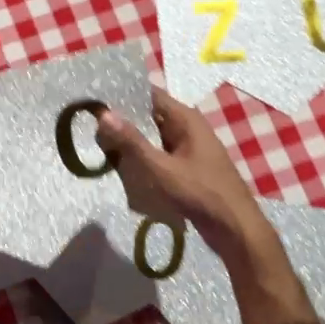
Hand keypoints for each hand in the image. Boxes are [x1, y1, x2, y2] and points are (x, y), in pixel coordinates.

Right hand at [96, 89, 308, 321]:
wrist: (234, 228)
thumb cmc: (200, 193)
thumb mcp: (160, 168)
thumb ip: (132, 142)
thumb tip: (103, 114)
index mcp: (186, 120)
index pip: (150, 95)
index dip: (124, 95)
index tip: (95, 98)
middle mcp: (188, 129)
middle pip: (150, 116)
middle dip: (123, 121)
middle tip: (90, 125)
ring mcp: (189, 150)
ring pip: (153, 138)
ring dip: (131, 142)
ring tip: (99, 144)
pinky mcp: (188, 169)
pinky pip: (160, 156)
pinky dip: (142, 158)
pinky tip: (122, 168)